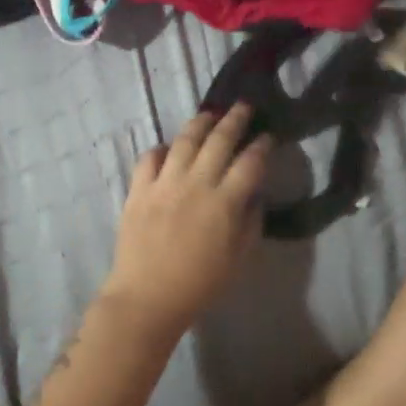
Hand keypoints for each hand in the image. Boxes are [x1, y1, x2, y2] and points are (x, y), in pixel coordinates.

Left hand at [104, 104, 270, 330]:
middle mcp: (196, 184)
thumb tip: (253, 196)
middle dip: (235, 119)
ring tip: (210, 114)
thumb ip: (250, 223)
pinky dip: (161, 148)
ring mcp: (164, 183)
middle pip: (219, 140)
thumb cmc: (199, 284)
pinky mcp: (138, 190)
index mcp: (225, 202)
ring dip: (200, 122)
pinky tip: (168, 149)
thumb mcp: (238, 259)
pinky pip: (149, 157)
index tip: (268, 136)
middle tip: (244, 107)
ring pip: (184, 140)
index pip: (250, 162)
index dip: (262, 145)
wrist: (147, 297)